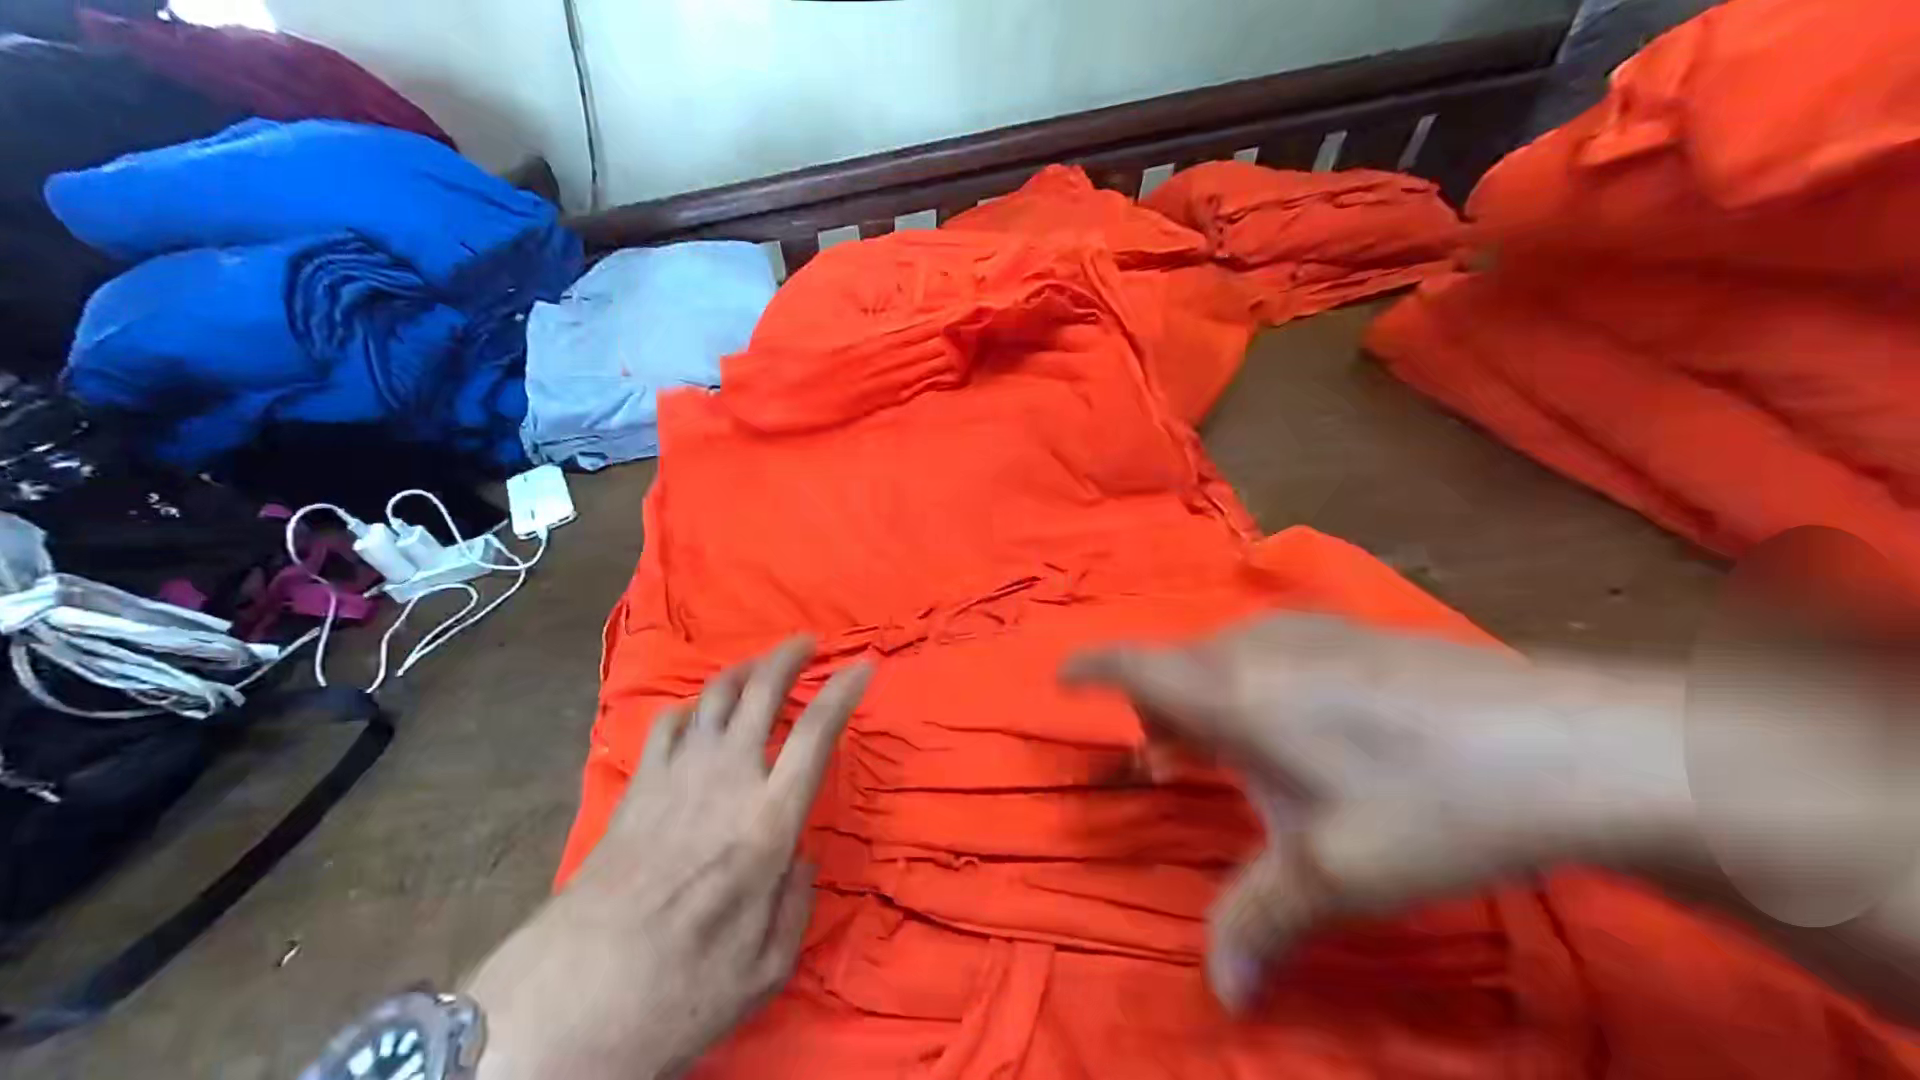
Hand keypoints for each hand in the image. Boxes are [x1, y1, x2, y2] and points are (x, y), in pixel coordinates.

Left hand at [468, 637, 872, 1079]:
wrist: (568, 1000)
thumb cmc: (680, 989)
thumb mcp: (767, 968)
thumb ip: (798, 903)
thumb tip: (801, 857)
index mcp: (768, 820)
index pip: (817, 730)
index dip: (844, 690)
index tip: (863, 667)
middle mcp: (726, 779)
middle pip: (761, 691)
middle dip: (789, 657)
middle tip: (807, 644)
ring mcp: (675, 777)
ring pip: (713, 696)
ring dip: (743, 671)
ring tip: (760, 667)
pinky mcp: (636, 788)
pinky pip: (668, 725)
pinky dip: (692, 708)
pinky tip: (699, 715)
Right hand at [1063, 616, 1690, 1010]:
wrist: (1571, 745)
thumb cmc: (1422, 807)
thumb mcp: (1329, 876)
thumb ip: (1255, 925)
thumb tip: (1218, 996)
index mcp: (1227, 691)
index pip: (1130, 664)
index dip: (1088, 669)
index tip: (1060, 680)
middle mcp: (1254, 647)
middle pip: (1174, 667)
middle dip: (1156, 711)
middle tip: (1163, 760)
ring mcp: (1308, 632)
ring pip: (1223, 659)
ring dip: (1206, 700)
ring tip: (1228, 753)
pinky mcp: (1354, 634)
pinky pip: (1268, 654)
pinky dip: (1251, 686)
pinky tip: (1303, 729)